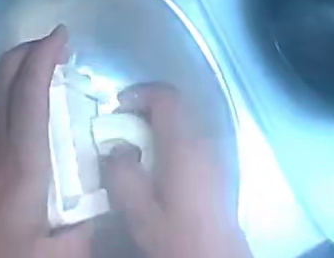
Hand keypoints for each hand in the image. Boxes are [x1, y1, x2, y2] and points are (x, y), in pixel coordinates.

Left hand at [0, 27, 92, 257]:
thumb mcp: (47, 257)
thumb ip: (80, 235)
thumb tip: (104, 209)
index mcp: (21, 157)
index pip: (31, 87)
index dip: (45, 54)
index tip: (62, 35)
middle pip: (5, 72)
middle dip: (30, 48)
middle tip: (56, 43)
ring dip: (14, 62)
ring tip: (38, 62)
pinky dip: (1, 83)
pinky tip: (13, 98)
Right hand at [100, 84, 248, 257]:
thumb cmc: (180, 240)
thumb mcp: (140, 212)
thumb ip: (122, 173)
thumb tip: (115, 148)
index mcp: (184, 145)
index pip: (165, 97)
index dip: (140, 94)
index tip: (117, 107)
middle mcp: (204, 144)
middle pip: (175, 108)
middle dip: (146, 111)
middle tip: (123, 129)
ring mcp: (215, 160)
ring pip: (183, 127)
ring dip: (158, 129)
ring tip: (137, 150)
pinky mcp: (219, 178)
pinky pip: (191, 145)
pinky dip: (171, 145)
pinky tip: (159, 171)